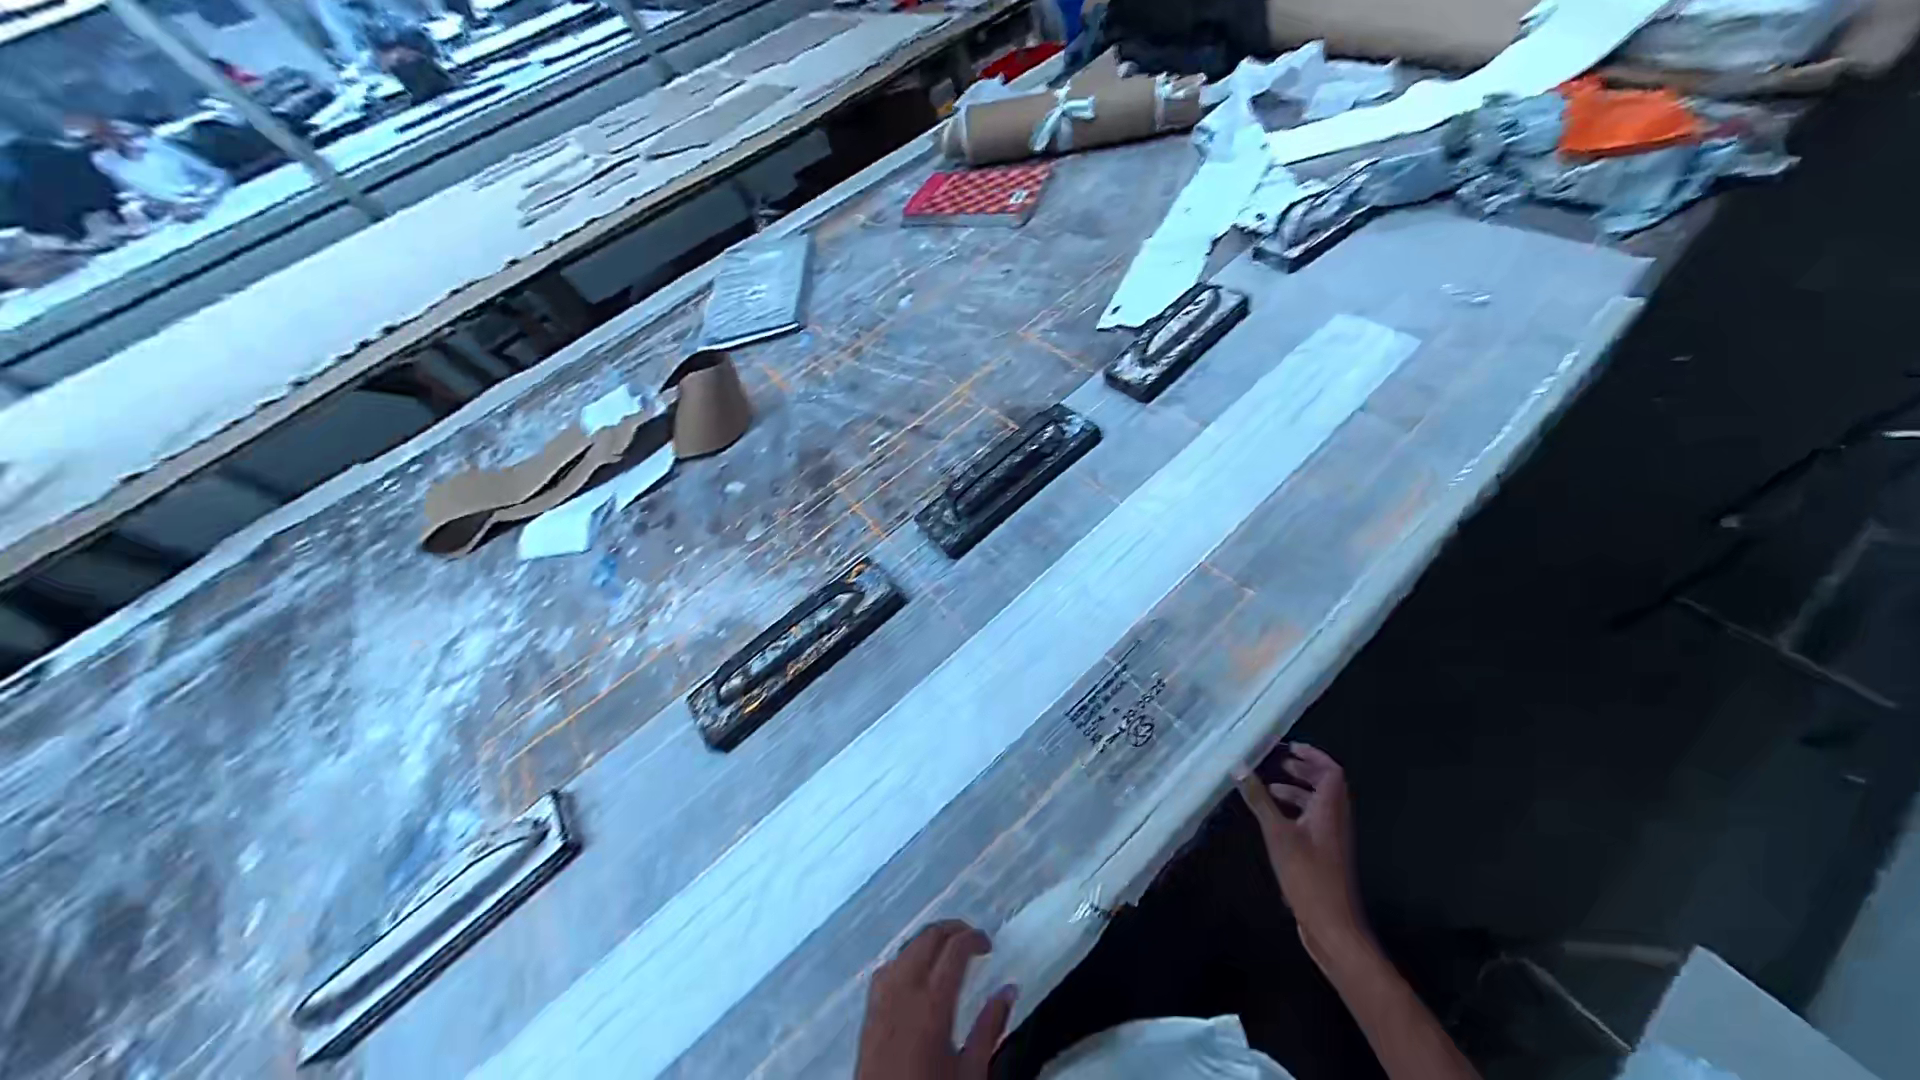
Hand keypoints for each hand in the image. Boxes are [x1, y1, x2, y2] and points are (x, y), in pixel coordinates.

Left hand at [855, 920, 1016, 1079]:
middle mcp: (904, 991)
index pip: (954, 949)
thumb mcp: (971, 1074)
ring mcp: (882, 999)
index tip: (988, 943)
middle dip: (952, 929)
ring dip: (928, 940)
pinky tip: (916, 971)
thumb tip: (1009, 991)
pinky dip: (906, 957)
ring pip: (906, 947)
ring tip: (948, 951)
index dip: (974, 938)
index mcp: (932, 1004)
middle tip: (972, 939)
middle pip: (927, 937)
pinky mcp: (868, 1012)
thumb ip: (990, 1028)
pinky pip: (888, 967)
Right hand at [1236, 743, 1368, 961]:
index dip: (1313, 756)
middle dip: (1303, 770)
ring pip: (1319, 804)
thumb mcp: (1277, 834)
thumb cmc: (1307, 875)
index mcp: (1330, 810)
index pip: (1331, 771)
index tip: (1288, 747)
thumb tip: (1240, 767)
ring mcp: (1332, 839)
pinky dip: (1295, 812)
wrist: (1332, 926)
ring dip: (1297, 791)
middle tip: (1277, 762)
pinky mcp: (1324, 855)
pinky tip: (1272, 820)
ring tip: (1268, 788)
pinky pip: (1313, 821)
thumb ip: (1259, 799)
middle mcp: (1336, 820)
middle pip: (1327, 785)